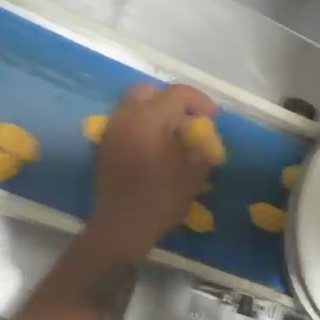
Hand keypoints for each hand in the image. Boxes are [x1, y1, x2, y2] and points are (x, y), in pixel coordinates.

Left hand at [85, 82, 218, 259]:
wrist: (120, 228)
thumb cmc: (159, 202)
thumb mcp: (192, 177)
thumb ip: (203, 149)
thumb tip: (206, 137)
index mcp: (148, 120)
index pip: (177, 93)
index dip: (199, 101)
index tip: (213, 117)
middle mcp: (126, 116)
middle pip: (150, 91)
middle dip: (173, 102)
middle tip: (189, 122)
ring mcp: (112, 130)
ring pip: (135, 105)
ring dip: (157, 114)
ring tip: (174, 136)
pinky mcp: (105, 146)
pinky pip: (126, 123)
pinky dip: (143, 127)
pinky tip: (155, 149)